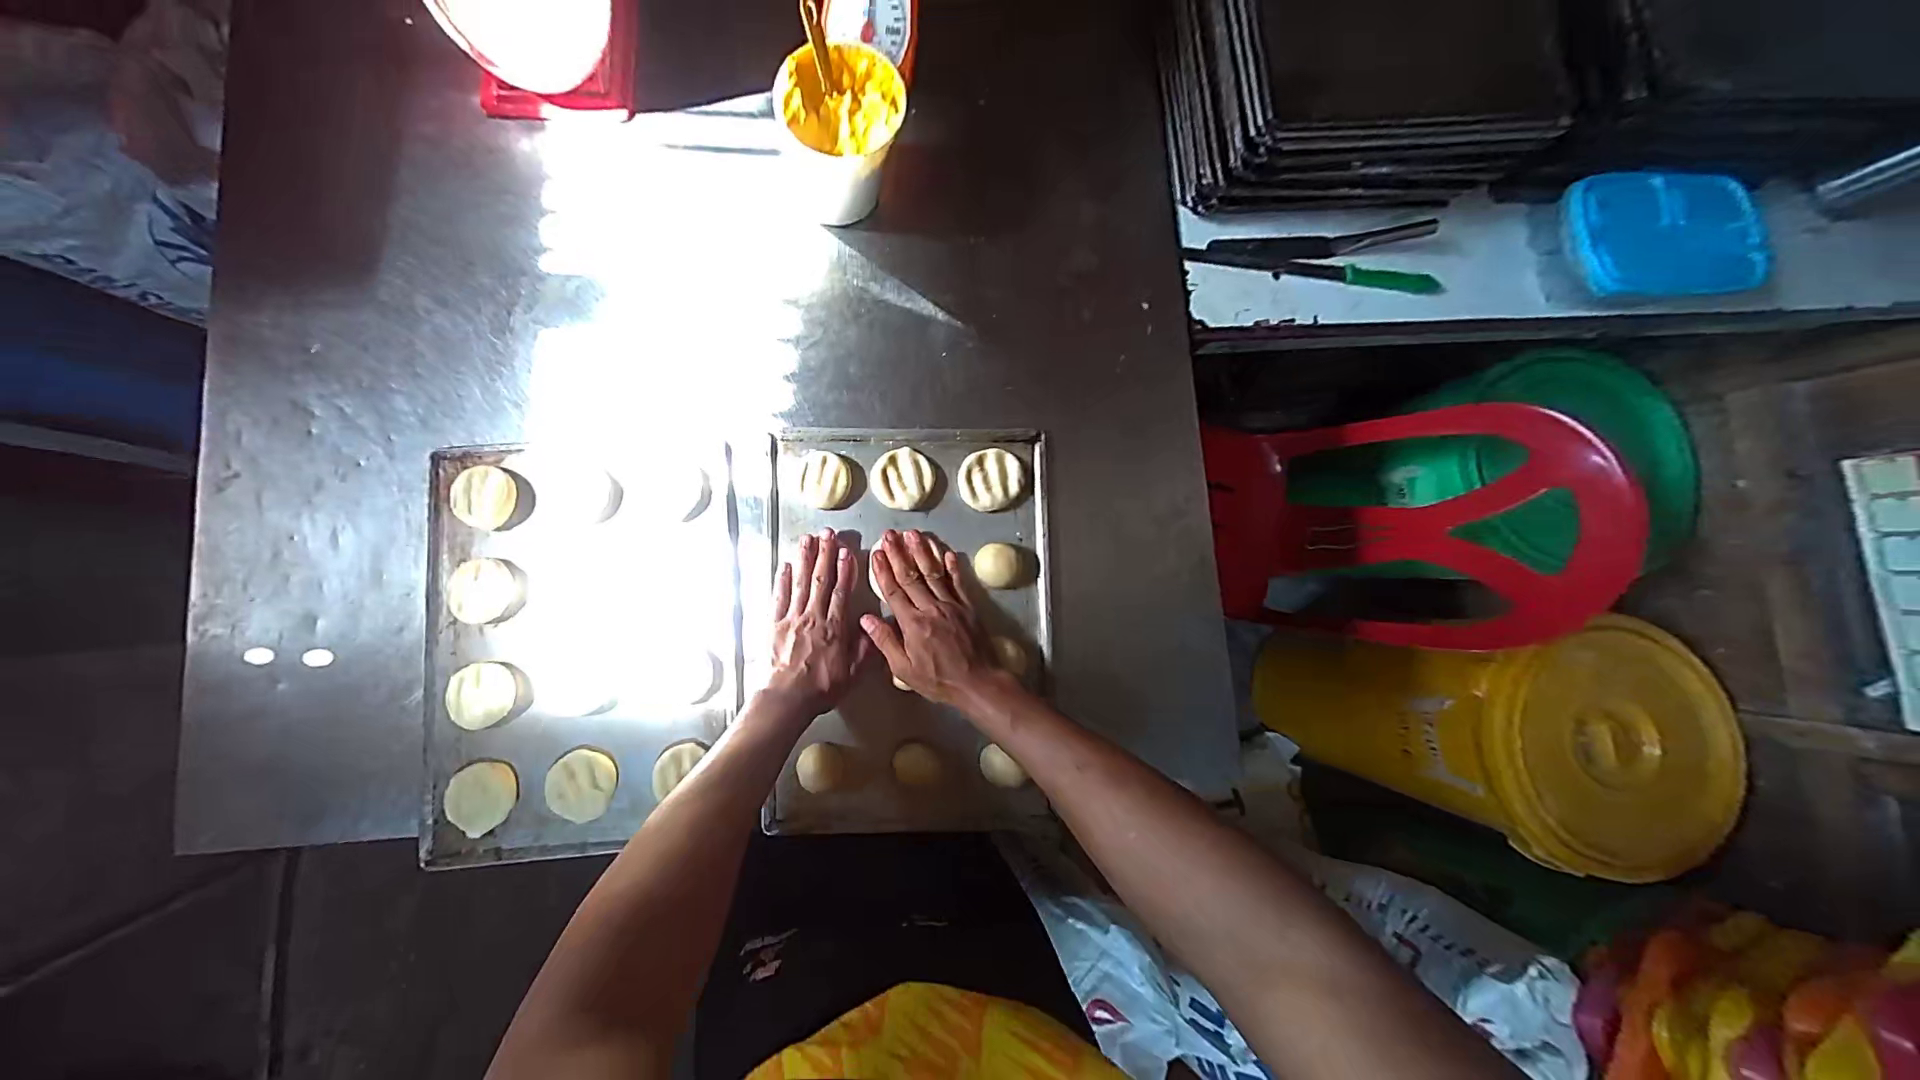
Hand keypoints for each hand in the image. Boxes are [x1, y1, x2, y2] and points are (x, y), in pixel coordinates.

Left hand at [765, 529, 871, 719]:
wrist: (787, 698)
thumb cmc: (821, 688)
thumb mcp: (852, 673)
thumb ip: (864, 649)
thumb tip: (870, 627)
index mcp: (834, 628)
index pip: (841, 592)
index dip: (845, 570)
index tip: (846, 551)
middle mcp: (813, 617)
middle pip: (820, 580)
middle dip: (824, 555)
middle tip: (828, 534)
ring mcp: (792, 619)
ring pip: (800, 583)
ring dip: (804, 559)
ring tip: (807, 539)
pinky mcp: (774, 625)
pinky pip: (779, 597)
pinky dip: (782, 580)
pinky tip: (785, 565)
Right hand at [859, 529, 1012, 708]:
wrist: (978, 682)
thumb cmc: (939, 680)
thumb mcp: (904, 669)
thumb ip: (885, 642)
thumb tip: (866, 619)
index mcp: (912, 623)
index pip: (893, 591)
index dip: (883, 570)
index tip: (876, 553)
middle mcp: (930, 608)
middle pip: (911, 576)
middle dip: (898, 553)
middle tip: (889, 534)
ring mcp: (951, 605)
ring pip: (933, 573)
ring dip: (922, 552)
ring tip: (913, 534)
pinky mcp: (968, 607)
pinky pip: (958, 582)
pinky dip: (952, 567)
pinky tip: (947, 552)